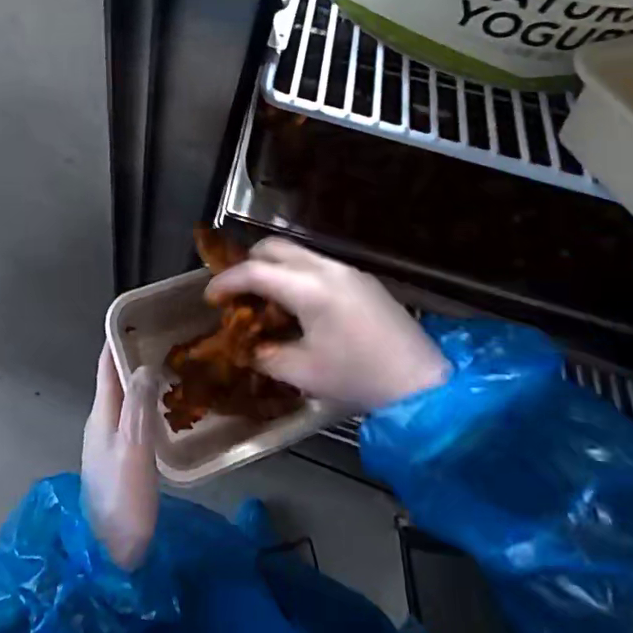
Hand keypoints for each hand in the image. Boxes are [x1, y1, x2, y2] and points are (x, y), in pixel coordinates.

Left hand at [81, 344, 160, 569]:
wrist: (111, 553)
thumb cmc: (123, 498)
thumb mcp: (133, 448)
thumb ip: (137, 406)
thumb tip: (143, 365)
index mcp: (101, 416)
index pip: (105, 368)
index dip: (116, 342)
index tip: (136, 318)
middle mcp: (101, 424)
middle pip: (115, 382)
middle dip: (134, 358)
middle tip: (168, 340)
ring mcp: (109, 444)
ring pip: (125, 401)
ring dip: (142, 382)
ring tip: (173, 369)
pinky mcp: (121, 461)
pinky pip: (134, 420)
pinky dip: (148, 406)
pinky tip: (168, 411)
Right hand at [207, 238, 449, 410]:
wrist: (423, 385)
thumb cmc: (358, 378)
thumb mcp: (301, 372)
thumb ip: (264, 354)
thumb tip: (246, 346)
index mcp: (309, 288)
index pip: (254, 272)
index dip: (225, 282)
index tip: (209, 298)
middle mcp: (327, 269)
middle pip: (274, 247)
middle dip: (247, 265)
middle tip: (237, 293)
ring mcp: (348, 271)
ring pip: (297, 253)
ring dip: (273, 269)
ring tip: (265, 301)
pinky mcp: (363, 281)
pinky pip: (317, 265)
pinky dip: (296, 275)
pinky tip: (298, 306)